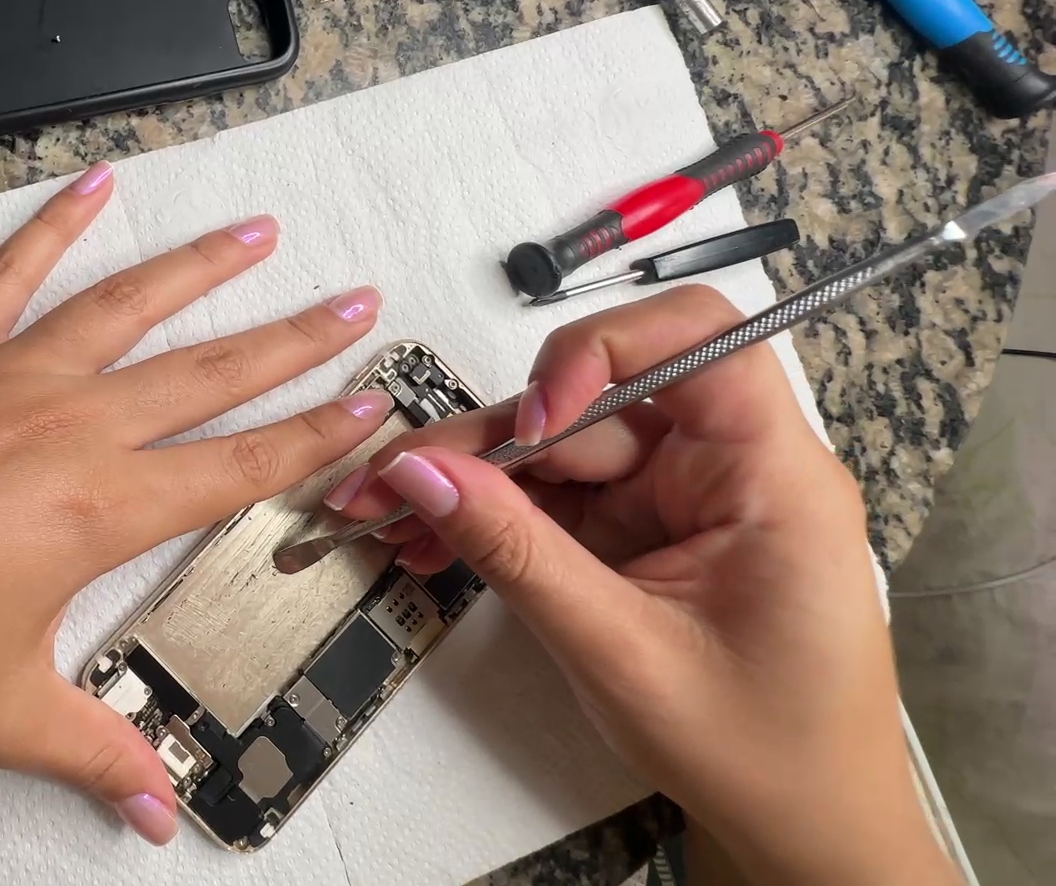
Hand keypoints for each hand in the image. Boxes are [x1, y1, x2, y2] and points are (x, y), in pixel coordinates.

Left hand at [0, 163, 394, 842]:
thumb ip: (92, 751)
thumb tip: (151, 808)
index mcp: (91, 511)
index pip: (239, 466)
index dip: (317, 438)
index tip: (373, 404)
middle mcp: (57, 427)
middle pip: (206, 373)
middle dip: (293, 340)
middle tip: (356, 302)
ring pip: (122, 306)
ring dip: (197, 269)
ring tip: (256, 232)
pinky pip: (3, 277)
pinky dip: (51, 227)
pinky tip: (92, 187)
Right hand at [322, 287, 956, 884]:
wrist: (790, 828)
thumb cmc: (750, 750)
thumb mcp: (617, 650)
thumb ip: (511, 549)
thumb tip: (411, 470)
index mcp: (764, 476)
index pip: (696, 342)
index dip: (600, 351)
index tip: (530, 420)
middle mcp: (710, 464)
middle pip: (577, 406)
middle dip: (472, 443)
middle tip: (380, 485)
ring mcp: (659, 492)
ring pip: (540, 450)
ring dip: (456, 481)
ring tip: (383, 518)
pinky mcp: (620, 521)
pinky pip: (535, 495)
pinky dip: (476, 514)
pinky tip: (425, 540)